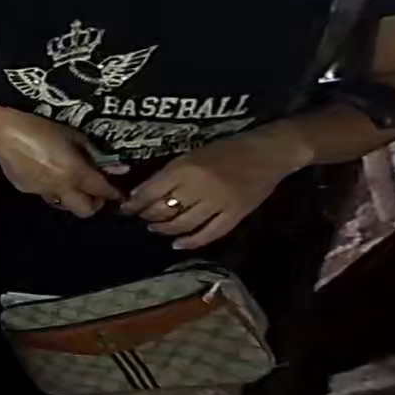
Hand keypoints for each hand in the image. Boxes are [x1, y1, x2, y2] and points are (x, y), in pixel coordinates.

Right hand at [0, 108, 124, 217]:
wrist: (1, 133)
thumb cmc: (39, 127)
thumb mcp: (73, 136)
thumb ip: (94, 154)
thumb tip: (116, 168)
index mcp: (74, 172)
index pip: (102, 191)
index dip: (115, 193)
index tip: (121, 193)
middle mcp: (59, 187)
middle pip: (85, 210)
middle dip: (94, 204)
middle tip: (96, 192)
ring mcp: (40, 191)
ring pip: (63, 204)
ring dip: (71, 197)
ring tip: (70, 181)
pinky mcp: (24, 189)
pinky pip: (45, 194)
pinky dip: (51, 187)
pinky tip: (45, 172)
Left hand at [119, 130, 310, 250]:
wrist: (270, 151)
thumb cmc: (223, 151)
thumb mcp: (187, 158)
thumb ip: (164, 177)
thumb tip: (138, 196)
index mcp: (184, 171)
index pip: (149, 193)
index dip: (133, 204)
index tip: (125, 209)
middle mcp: (200, 188)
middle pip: (164, 211)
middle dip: (147, 216)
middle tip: (143, 217)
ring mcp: (220, 203)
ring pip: (183, 224)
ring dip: (164, 229)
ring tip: (156, 228)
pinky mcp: (238, 214)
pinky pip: (211, 233)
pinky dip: (192, 241)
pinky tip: (177, 244)